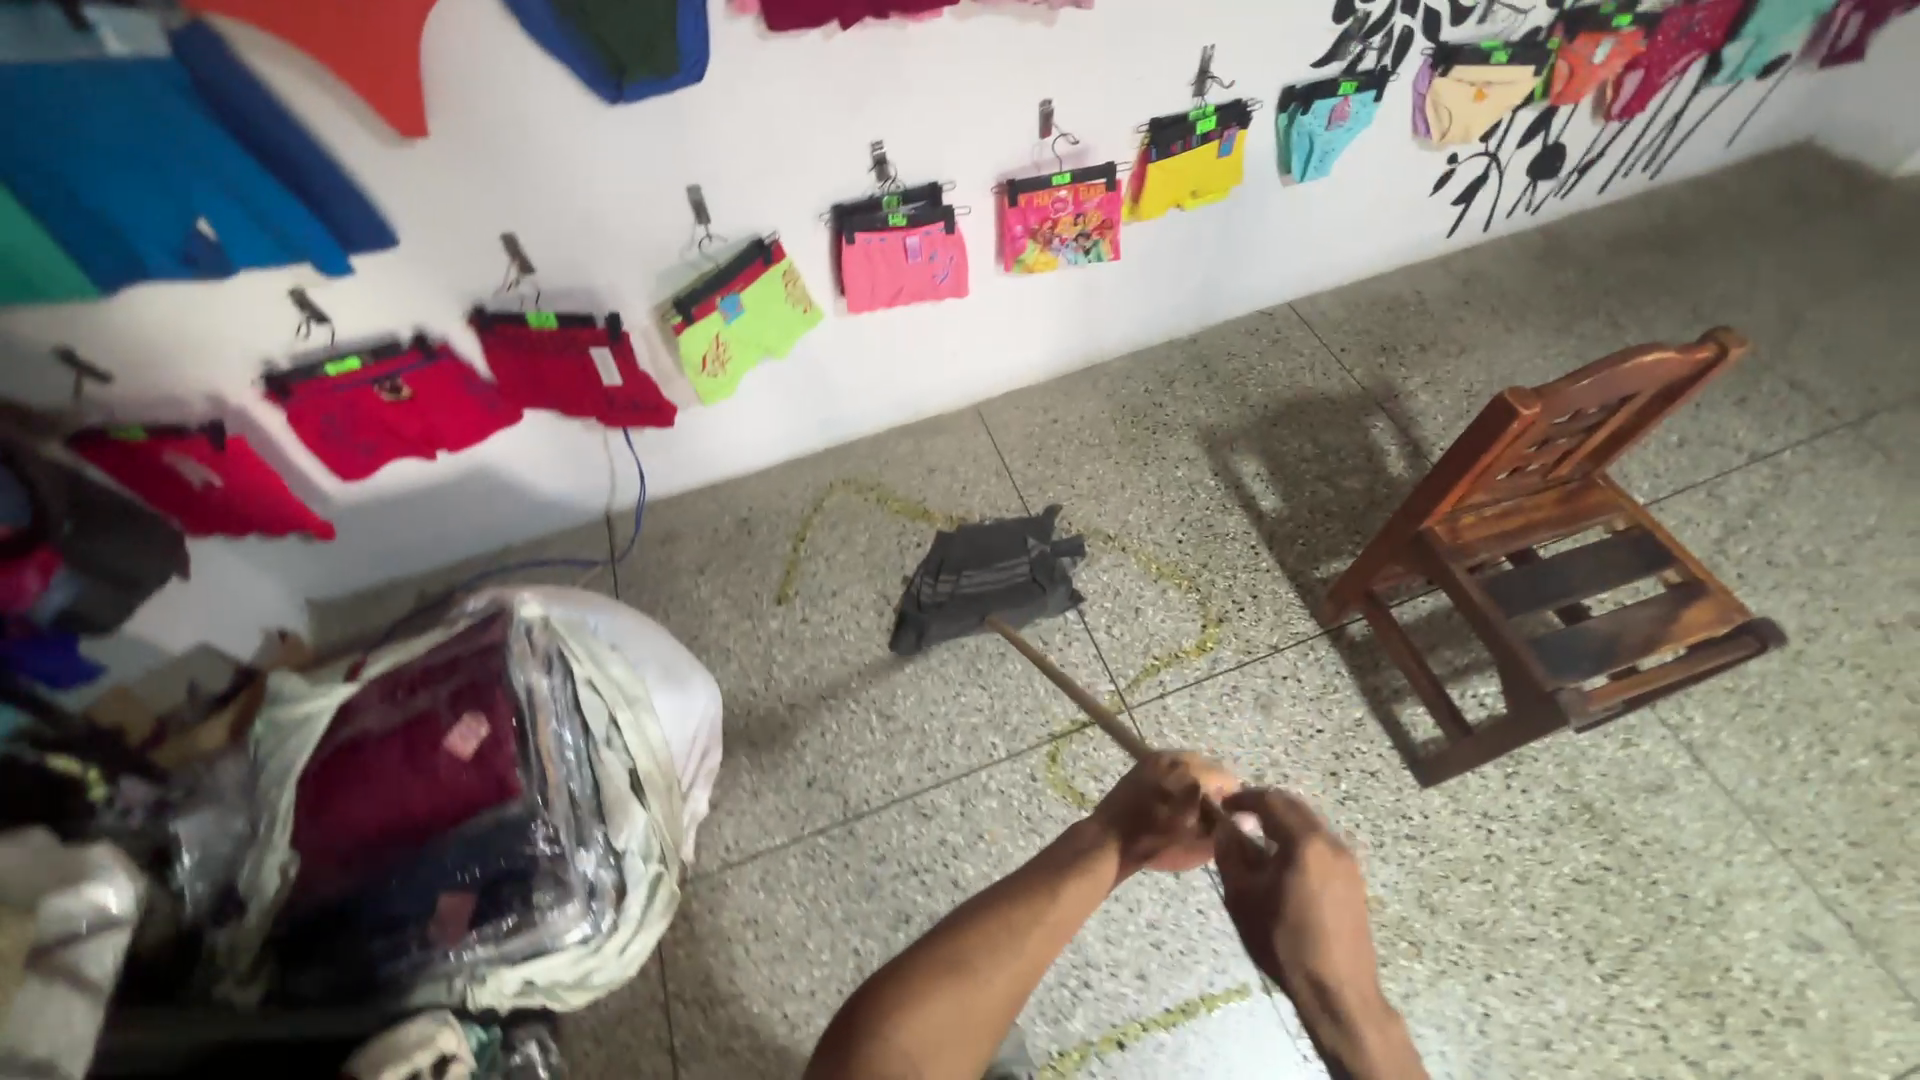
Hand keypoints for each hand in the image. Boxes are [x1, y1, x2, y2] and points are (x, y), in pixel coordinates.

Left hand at [1088, 752, 1238, 875]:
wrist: (1111, 839)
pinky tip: (1171, 796)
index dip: (1233, 798)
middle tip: (1209, 810)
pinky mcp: (1143, 762)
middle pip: (1209, 766)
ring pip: (1189, 761)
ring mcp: (1158, 757)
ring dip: (1196, 777)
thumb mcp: (1198, 846)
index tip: (1228, 815)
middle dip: (1214, 784)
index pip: (1229, 778)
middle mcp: (1177, 759)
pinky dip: (1177, 774)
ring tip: (1190, 803)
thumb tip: (1246, 818)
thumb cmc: (1156, 845)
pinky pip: (1171, 762)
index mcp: (1194, 777)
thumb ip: (1226, 829)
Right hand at [1213, 788, 1384, 1015]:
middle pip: (1293, 807)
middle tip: (1236, 817)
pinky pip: (1321, 844)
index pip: (1270, 800)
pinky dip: (1298, 841)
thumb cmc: (1283, 942)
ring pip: (1309, 824)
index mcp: (1304, 843)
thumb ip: (1230, 853)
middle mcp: (1331, 843)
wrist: (1338, 991)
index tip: (1221, 806)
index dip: (1242, 798)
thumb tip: (1224, 826)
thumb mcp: (1242, 897)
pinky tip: (1282, 865)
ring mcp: (1348, 862)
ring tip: (1257, 842)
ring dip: (1282, 823)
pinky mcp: (1354, 880)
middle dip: (1263, 806)